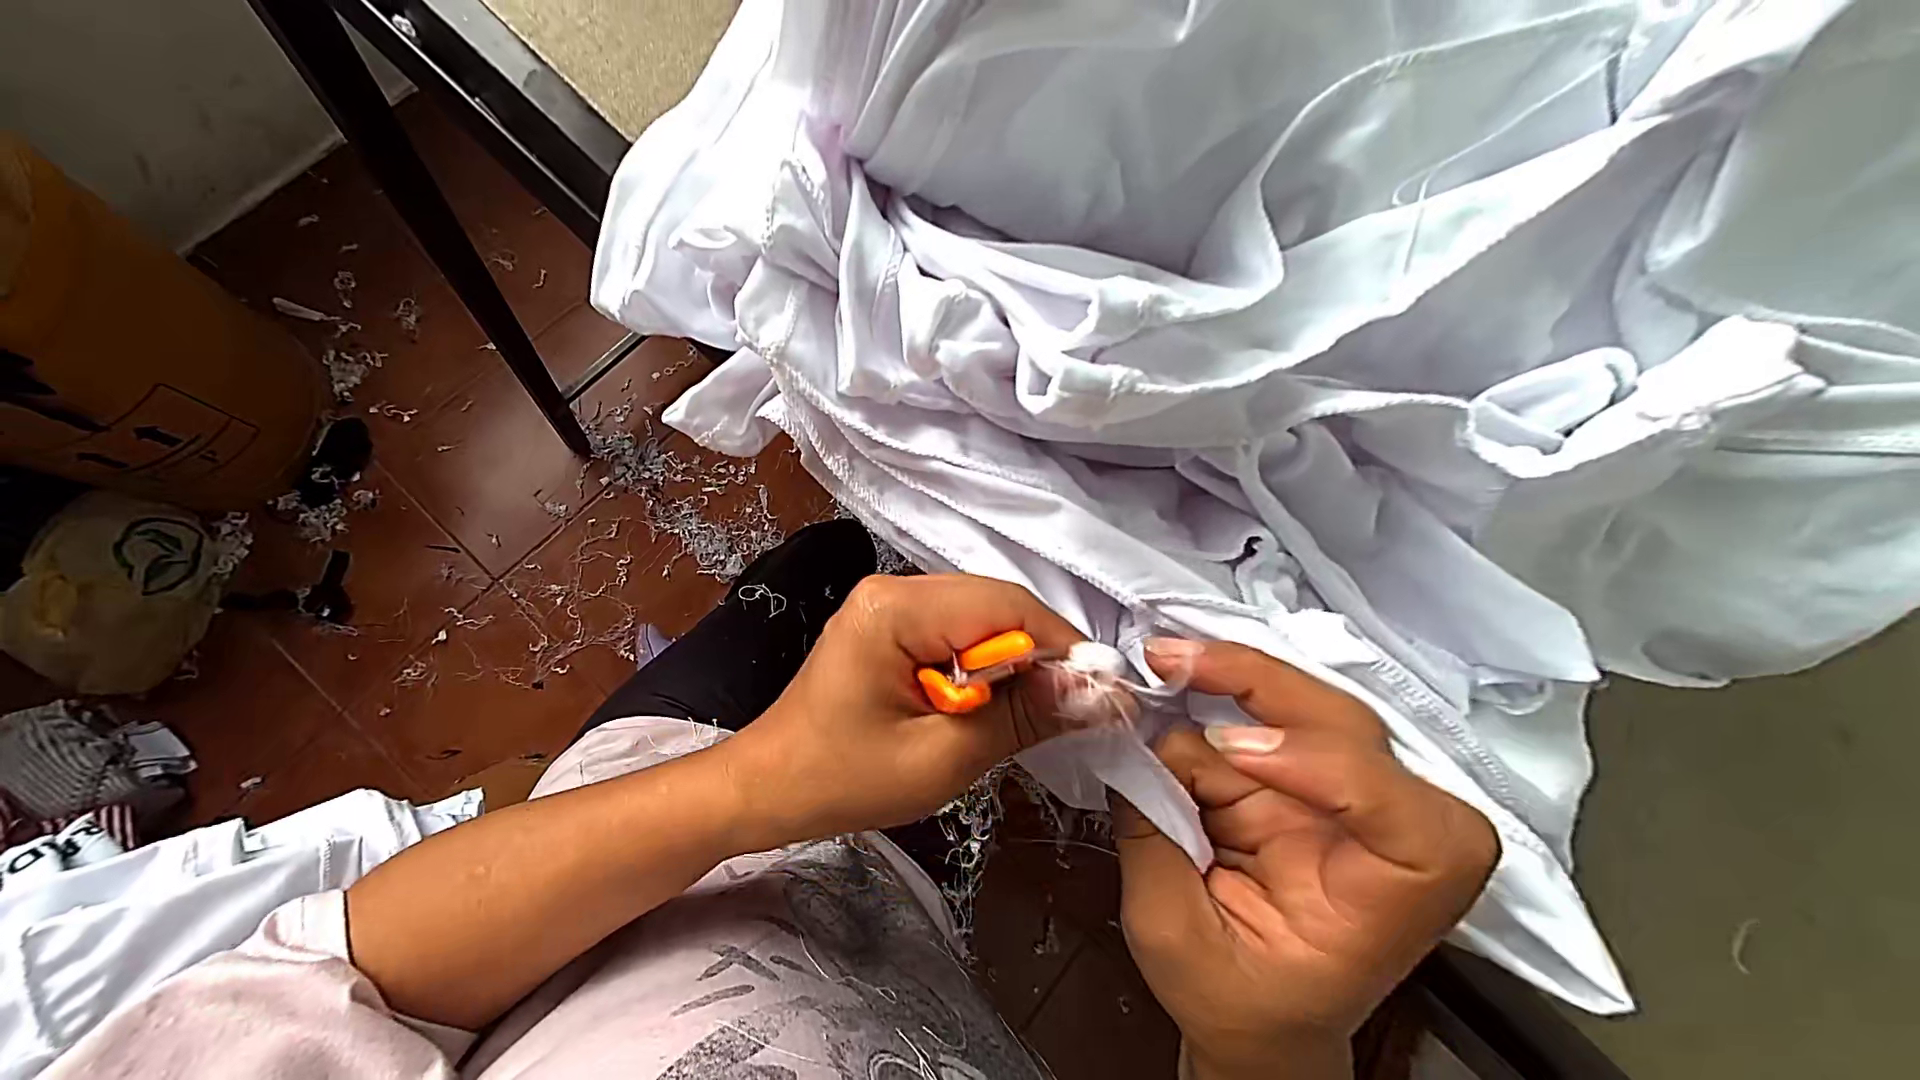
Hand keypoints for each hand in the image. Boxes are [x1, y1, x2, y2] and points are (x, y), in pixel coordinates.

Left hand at [716, 573, 1082, 848]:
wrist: (772, 785)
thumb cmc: (843, 779)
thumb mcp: (942, 758)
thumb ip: (1022, 717)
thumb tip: (1095, 692)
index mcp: (895, 608)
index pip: (1005, 608)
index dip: (1061, 648)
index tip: (1101, 692)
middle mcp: (894, 587)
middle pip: (997, 603)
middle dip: (1042, 653)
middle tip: (1075, 704)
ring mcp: (891, 599)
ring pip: (984, 614)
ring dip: (1018, 658)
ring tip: (1040, 706)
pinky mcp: (893, 619)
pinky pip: (961, 627)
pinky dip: (990, 660)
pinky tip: (996, 695)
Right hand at [1114, 640, 1498, 1079]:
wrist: (1253, 1017)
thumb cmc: (1236, 1002)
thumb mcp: (1174, 937)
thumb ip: (1151, 840)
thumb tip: (1130, 749)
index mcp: (1380, 900)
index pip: (1411, 822)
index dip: (1335, 767)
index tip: (1237, 754)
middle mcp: (1368, 833)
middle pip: (1352, 729)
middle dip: (1265, 684)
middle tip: (1181, 661)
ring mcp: (1327, 796)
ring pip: (1300, 705)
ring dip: (1232, 678)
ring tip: (1166, 664)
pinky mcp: (1286, 777)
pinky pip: (1253, 716)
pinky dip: (1212, 691)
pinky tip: (1171, 683)